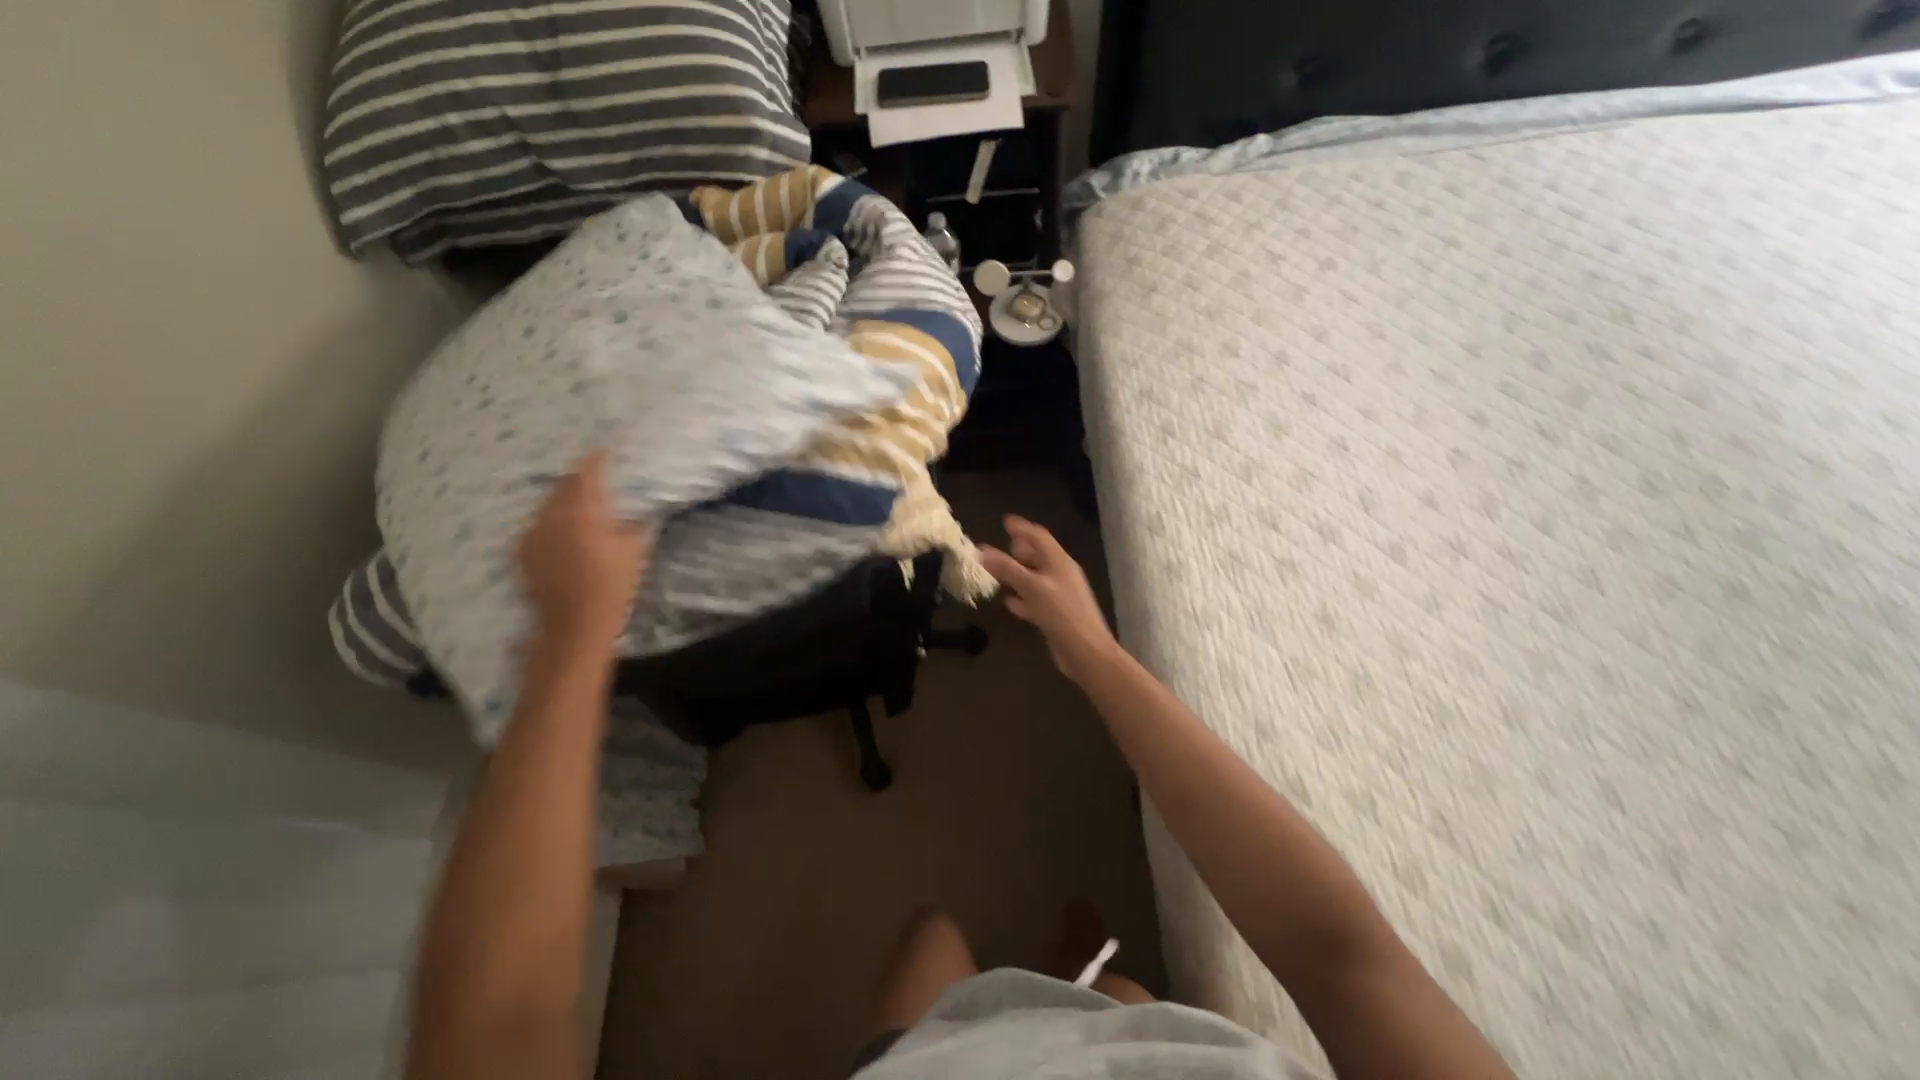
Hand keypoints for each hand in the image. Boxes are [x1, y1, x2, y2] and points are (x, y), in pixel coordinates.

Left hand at [517, 450, 651, 648]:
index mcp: (584, 511)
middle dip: (578, 479)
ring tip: (577, 506)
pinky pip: (537, 526)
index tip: (605, 450)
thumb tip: (644, 514)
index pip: (588, 474)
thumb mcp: (636, 552)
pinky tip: (560, 532)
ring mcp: (533, 533)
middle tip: (592, 478)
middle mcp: (553, 515)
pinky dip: (550, 522)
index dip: (597, 459)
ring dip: (563, 501)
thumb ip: (638, 526)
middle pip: (564, 486)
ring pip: (548, 505)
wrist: (574, 625)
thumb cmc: (612, 586)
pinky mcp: (522, 552)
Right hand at [979, 515, 1119, 682]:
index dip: (1022, 528)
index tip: (1005, 521)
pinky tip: (1009, 602)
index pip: (1040, 537)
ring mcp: (1060, 596)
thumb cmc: (1061, 613)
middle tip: (1003, 546)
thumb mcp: (1032, 587)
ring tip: (999, 571)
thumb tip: (982, 550)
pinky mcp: (1055, 615)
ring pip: (1036, 578)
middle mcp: (1061, 575)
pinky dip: (1022, 598)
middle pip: (1039, 556)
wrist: (1085, 651)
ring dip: (1019, 574)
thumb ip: (1007, 569)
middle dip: (1020, 550)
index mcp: (1059, 562)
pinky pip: (1035, 600)